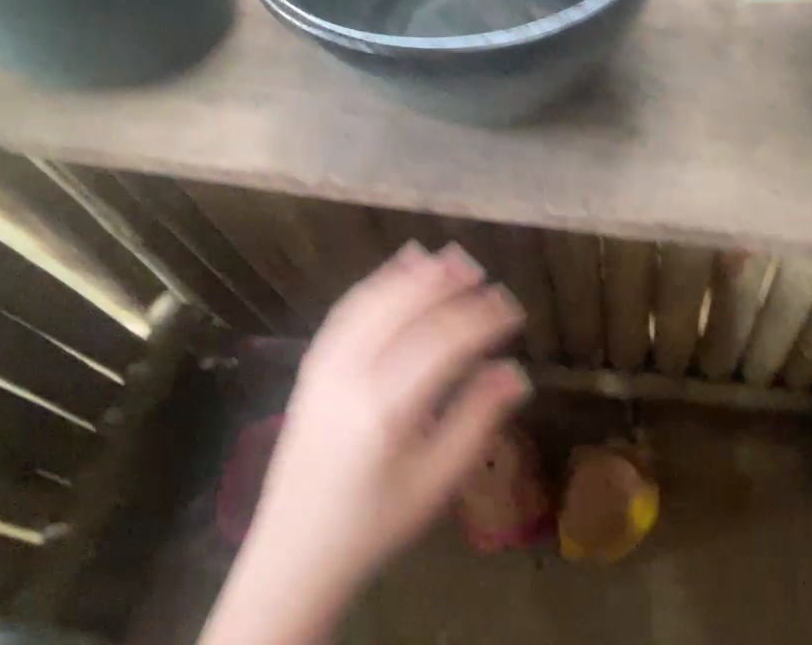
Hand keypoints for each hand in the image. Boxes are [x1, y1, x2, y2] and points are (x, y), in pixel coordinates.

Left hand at [224, 243, 528, 622]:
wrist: (295, 553)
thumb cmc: (376, 521)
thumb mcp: (438, 480)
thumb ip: (477, 420)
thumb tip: (515, 372)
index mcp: (387, 410)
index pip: (444, 342)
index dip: (482, 319)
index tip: (513, 311)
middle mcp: (351, 379)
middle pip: (404, 311)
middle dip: (446, 286)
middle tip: (483, 274)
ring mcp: (324, 371)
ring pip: (371, 304)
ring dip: (411, 277)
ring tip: (448, 258)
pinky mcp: (311, 371)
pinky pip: (345, 314)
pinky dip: (375, 286)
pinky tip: (399, 271)